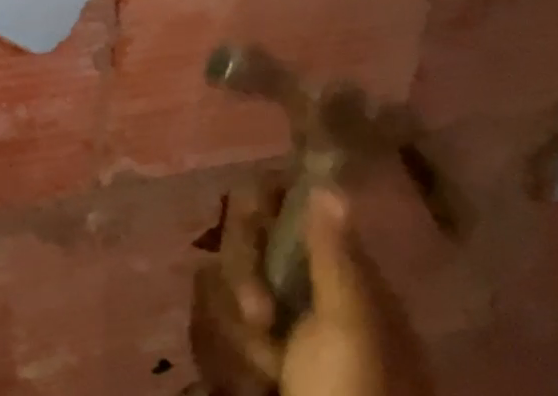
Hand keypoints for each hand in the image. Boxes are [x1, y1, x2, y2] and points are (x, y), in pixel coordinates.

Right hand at [191, 182, 428, 395]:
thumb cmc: (353, 394)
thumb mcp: (349, 328)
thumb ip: (334, 258)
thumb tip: (330, 182)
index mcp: (335, 275)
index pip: (278, 208)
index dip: (254, 208)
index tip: (247, 218)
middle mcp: (299, 287)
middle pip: (237, 246)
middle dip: (240, 284)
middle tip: (261, 322)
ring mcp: (271, 319)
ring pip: (213, 286)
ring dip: (230, 331)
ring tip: (263, 374)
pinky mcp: (240, 346)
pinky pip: (205, 321)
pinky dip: (220, 354)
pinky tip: (248, 382)